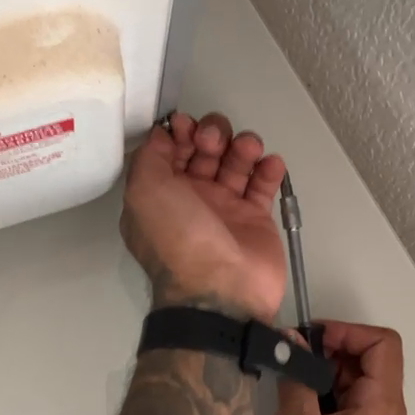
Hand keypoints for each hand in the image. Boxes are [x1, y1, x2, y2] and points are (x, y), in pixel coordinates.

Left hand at [122, 112, 288, 321]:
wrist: (222, 288)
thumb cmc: (179, 239)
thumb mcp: (144, 192)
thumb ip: (149, 156)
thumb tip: (163, 136)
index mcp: (160, 196)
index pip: (169, 151)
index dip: (179, 133)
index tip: (187, 126)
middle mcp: (191, 200)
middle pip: (203, 151)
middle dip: (211, 134)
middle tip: (214, 143)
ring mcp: (225, 209)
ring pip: (235, 162)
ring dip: (242, 146)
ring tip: (249, 151)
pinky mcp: (256, 220)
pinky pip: (263, 184)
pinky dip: (268, 169)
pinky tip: (269, 166)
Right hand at [276, 322, 408, 414]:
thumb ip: (296, 381)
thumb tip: (289, 341)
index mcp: (381, 403)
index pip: (382, 343)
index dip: (348, 332)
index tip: (312, 339)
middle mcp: (386, 407)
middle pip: (368, 356)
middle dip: (330, 348)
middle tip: (293, 356)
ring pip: (355, 374)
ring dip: (323, 368)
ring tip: (290, 378)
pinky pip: (347, 394)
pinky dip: (324, 387)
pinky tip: (297, 399)